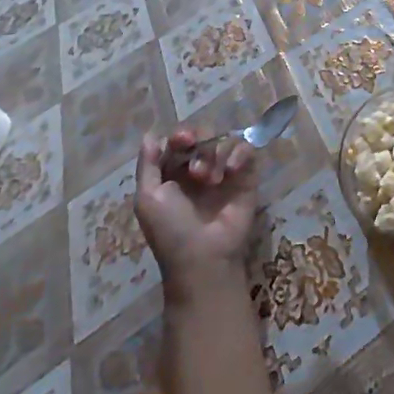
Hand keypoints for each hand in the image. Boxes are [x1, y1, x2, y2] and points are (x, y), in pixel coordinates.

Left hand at [134, 128, 258, 291]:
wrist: (203, 257)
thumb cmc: (170, 230)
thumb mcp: (148, 199)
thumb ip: (147, 165)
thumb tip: (149, 135)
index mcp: (174, 175)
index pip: (180, 143)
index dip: (181, 136)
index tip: (184, 140)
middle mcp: (200, 171)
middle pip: (204, 137)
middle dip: (200, 143)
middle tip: (197, 165)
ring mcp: (224, 173)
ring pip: (224, 141)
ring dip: (215, 154)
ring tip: (211, 179)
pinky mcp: (246, 177)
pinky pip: (246, 151)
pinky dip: (239, 154)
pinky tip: (231, 170)